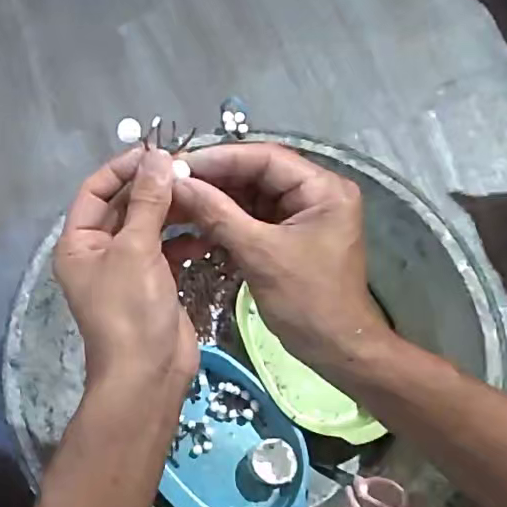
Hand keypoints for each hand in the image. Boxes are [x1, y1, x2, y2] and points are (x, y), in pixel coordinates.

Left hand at [54, 148, 198, 394]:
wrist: (148, 373)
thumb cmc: (131, 311)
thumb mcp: (136, 250)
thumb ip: (148, 202)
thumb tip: (157, 158)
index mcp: (79, 242)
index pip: (95, 190)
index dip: (123, 168)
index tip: (157, 152)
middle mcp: (99, 252)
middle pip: (124, 205)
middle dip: (153, 187)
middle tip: (189, 169)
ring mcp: (127, 268)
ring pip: (149, 226)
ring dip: (172, 210)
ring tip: (202, 192)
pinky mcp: (154, 283)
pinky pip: (167, 249)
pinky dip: (185, 238)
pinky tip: (208, 229)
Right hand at [171, 144, 389, 365]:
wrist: (335, 348)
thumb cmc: (307, 301)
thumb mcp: (260, 254)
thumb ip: (218, 214)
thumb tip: (178, 184)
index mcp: (323, 189)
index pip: (265, 158)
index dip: (219, 158)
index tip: (179, 164)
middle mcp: (315, 194)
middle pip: (256, 175)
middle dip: (214, 180)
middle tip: (171, 184)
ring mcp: (301, 216)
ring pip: (250, 197)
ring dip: (215, 201)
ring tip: (176, 202)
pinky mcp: (288, 237)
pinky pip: (252, 219)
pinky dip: (225, 222)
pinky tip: (194, 223)